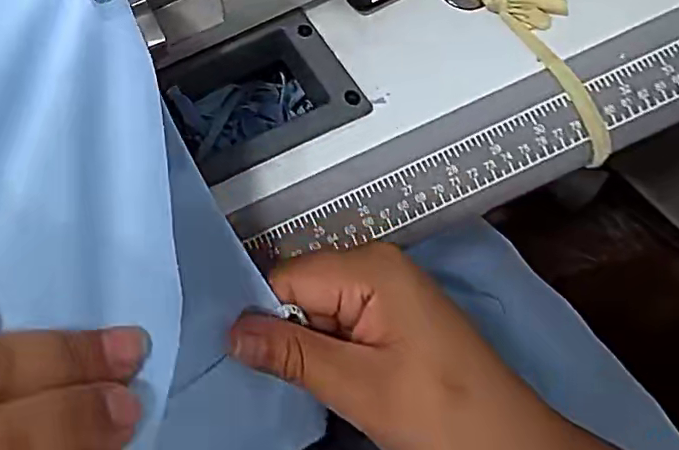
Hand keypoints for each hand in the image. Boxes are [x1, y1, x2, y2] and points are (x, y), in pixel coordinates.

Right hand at [228, 243, 611, 449]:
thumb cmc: (447, 418)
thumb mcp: (362, 390)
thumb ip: (293, 355)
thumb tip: (231, 332)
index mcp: (368, 266)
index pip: (287, 277)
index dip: (270, 319)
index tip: (261, 361)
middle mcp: (374, 261)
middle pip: (302, 288)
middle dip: (295, 334)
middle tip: (312, 382)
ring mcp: (386, 283)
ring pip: (319, 305)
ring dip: (315, 345)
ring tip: (336, 385)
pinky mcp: (394, 308)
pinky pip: (342, 316)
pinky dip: (335, 347)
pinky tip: (349, 378)